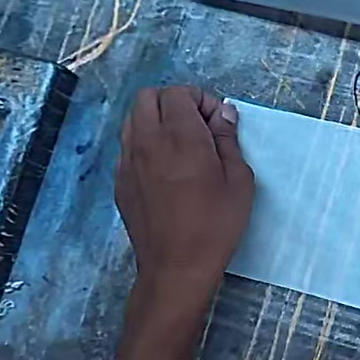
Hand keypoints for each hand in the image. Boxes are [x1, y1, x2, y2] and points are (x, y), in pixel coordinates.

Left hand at [114, 86, 254, 307]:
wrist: (177, 266)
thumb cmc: (216, 223)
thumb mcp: (239, 179)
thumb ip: (228, 139)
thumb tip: (223, 113)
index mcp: (180, 136)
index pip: (179, 93)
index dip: (201, 100)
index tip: (217, 123)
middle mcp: (147, 141)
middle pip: (149, 97)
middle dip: (175, 102)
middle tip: (198, 127)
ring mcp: (128, 161)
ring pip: (133, 119)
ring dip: (156, 120)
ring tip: (180, 145)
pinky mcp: (120, 181)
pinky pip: (128, 146)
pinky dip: (145, 143)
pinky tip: (166, 169)